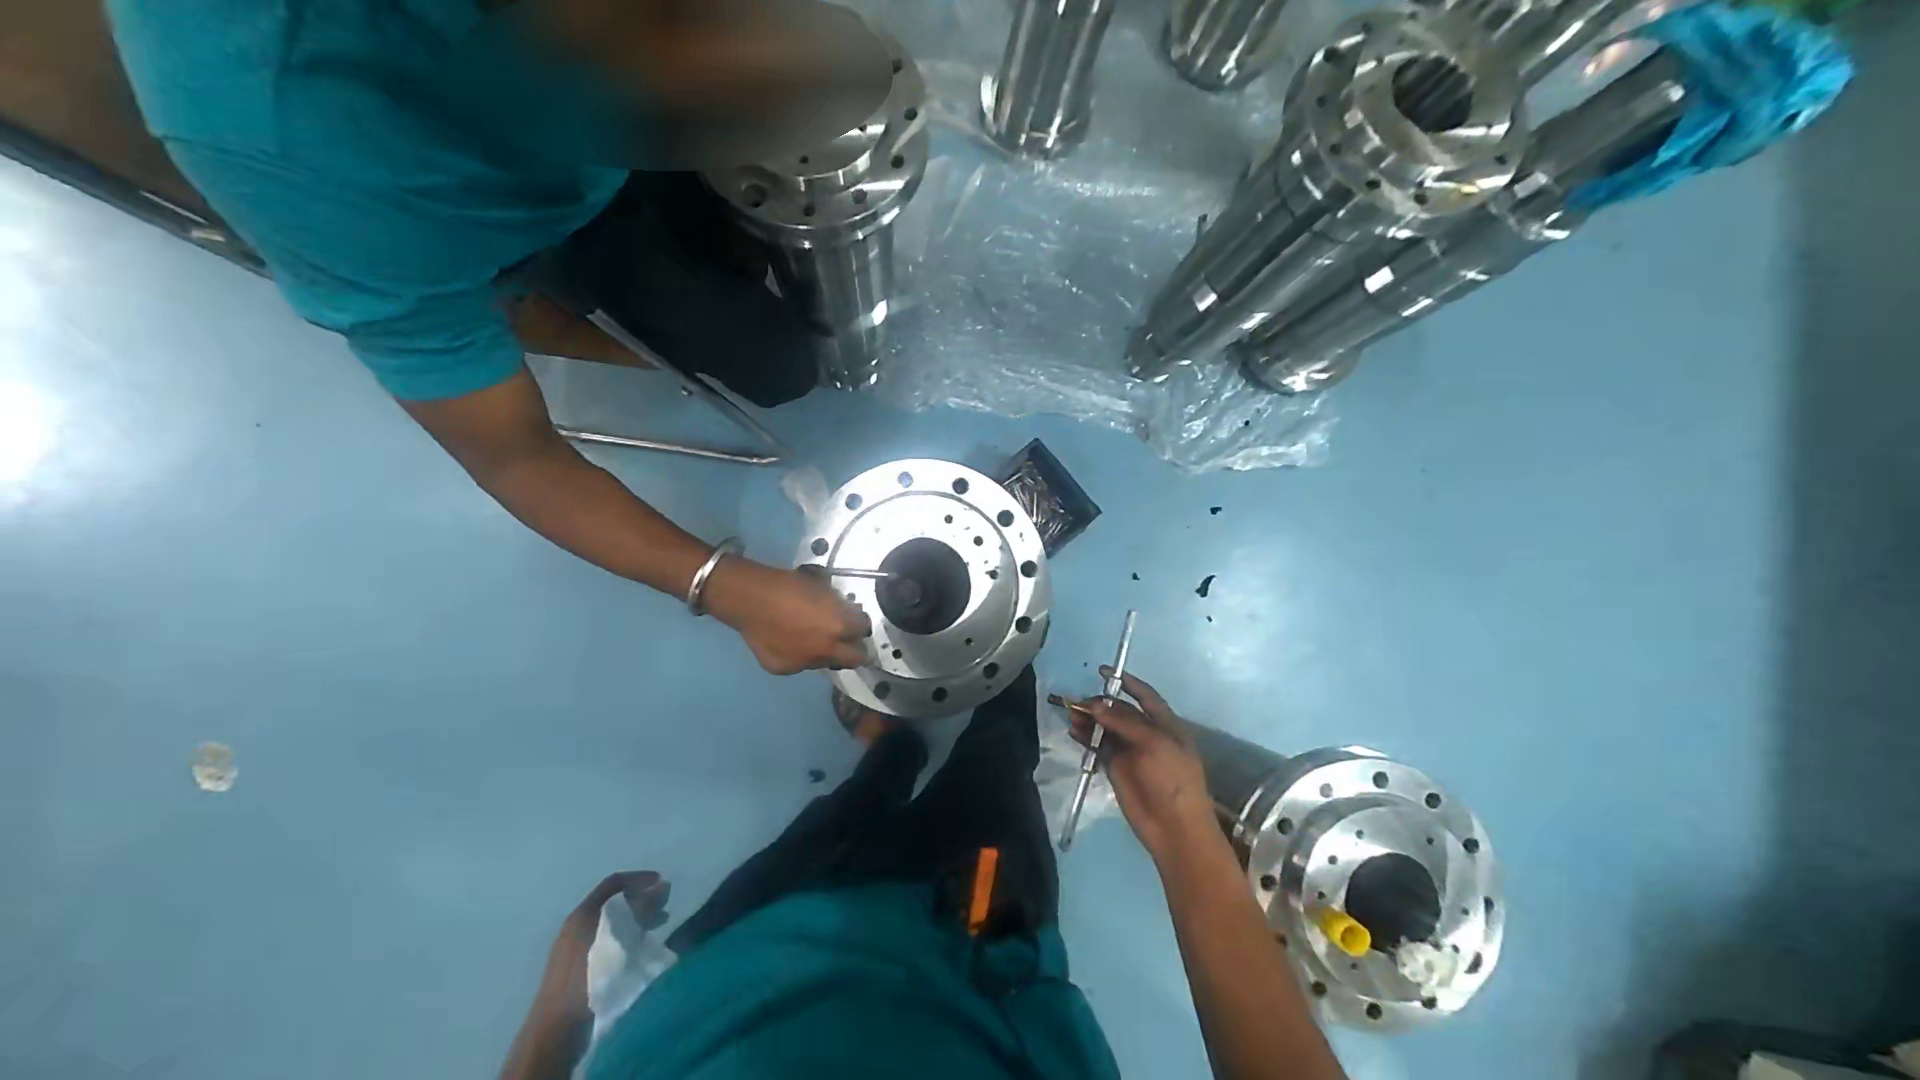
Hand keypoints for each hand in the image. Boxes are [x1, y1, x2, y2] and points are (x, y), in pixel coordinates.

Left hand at [534, 872, 670, 1026]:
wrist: (556, 1030)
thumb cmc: (589, 976)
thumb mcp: (617, 939)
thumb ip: (639, 911)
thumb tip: (662, 885)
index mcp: (582, 915)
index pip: (614, 883)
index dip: (639, 878)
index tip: (662, 882)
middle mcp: (579, 927)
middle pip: (614, 902)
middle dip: (642, 900)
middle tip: (664, 906)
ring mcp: (579, 948)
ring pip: (614, 922)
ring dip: (638, 919)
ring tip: (660, 925)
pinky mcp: (584, 968)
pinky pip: (612, 941)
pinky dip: (630, 937)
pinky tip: (644, 947)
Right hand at [703, 558, 872, 674]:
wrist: (750, 598)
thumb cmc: (787, 585)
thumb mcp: (822, 588)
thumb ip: (839, 605)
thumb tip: (846, 611)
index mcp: (840, 625)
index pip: (863, 630)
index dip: (860, 624)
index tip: (854, 620)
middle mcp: (827, 649)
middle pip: (856, 659)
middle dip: (854, 649)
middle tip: (845, 639)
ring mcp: (805, 663)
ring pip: (826, 662)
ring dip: (825, 652)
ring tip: (810, 637)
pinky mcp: (784, 669)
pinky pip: (799, 664)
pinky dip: (798, 654)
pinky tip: (786, 640)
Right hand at [1066, 669, 1220, 862]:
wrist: (1174, 827)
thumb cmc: (1172, 779)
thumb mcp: (1154, 743)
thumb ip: (1124, 722)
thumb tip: (1095, 706)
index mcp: (1165, 724)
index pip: (1144, 696)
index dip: (1126, 682)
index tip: (1102, 671)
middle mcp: (1147, 734)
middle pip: (1120, 711)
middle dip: (1100, 703)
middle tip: (1077, 703)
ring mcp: (1130, 752)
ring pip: (1106, 728)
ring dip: (1090, 720)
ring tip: (1071, 716)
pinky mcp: (1116, 768)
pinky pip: (1098, 747)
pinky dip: (1086, 738)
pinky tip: (1074, 732)